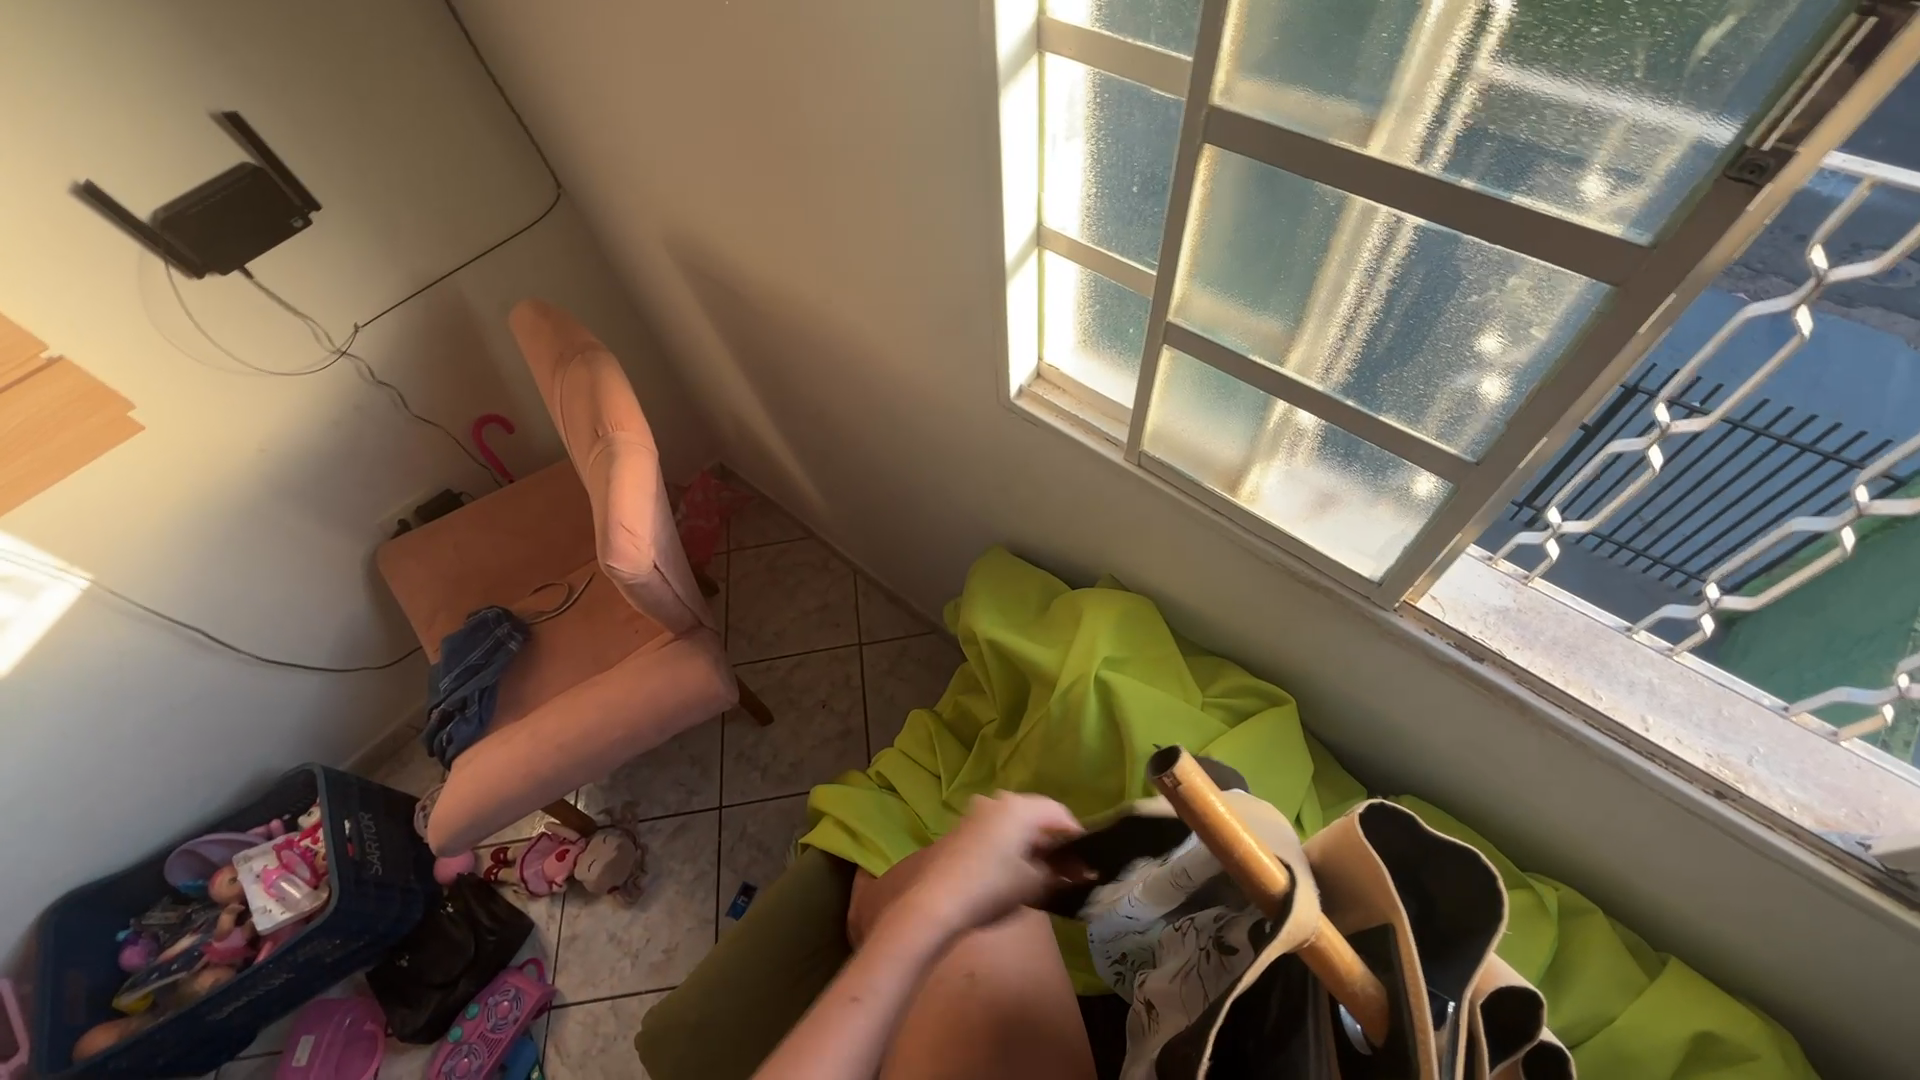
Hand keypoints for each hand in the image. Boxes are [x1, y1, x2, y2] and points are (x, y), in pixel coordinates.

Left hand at [892, 792, 1085, 935]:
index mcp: (1020, 806)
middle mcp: (998, 800)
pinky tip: (1013, 871)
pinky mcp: (962, 829)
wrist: (935, 902)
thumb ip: (1061, 874)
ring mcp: (976, 813)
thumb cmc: (992, 888)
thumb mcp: (1034, 884)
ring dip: (1031, 843)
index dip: (1077, 838)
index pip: (1060, 814)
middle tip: (1067, 871)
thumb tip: (1080, 871)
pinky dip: (1010, 845)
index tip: (1087, 863)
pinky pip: (996, 830)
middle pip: (1036, 816)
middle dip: (1053, 842)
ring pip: (1014, 823)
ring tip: (1042, 873)